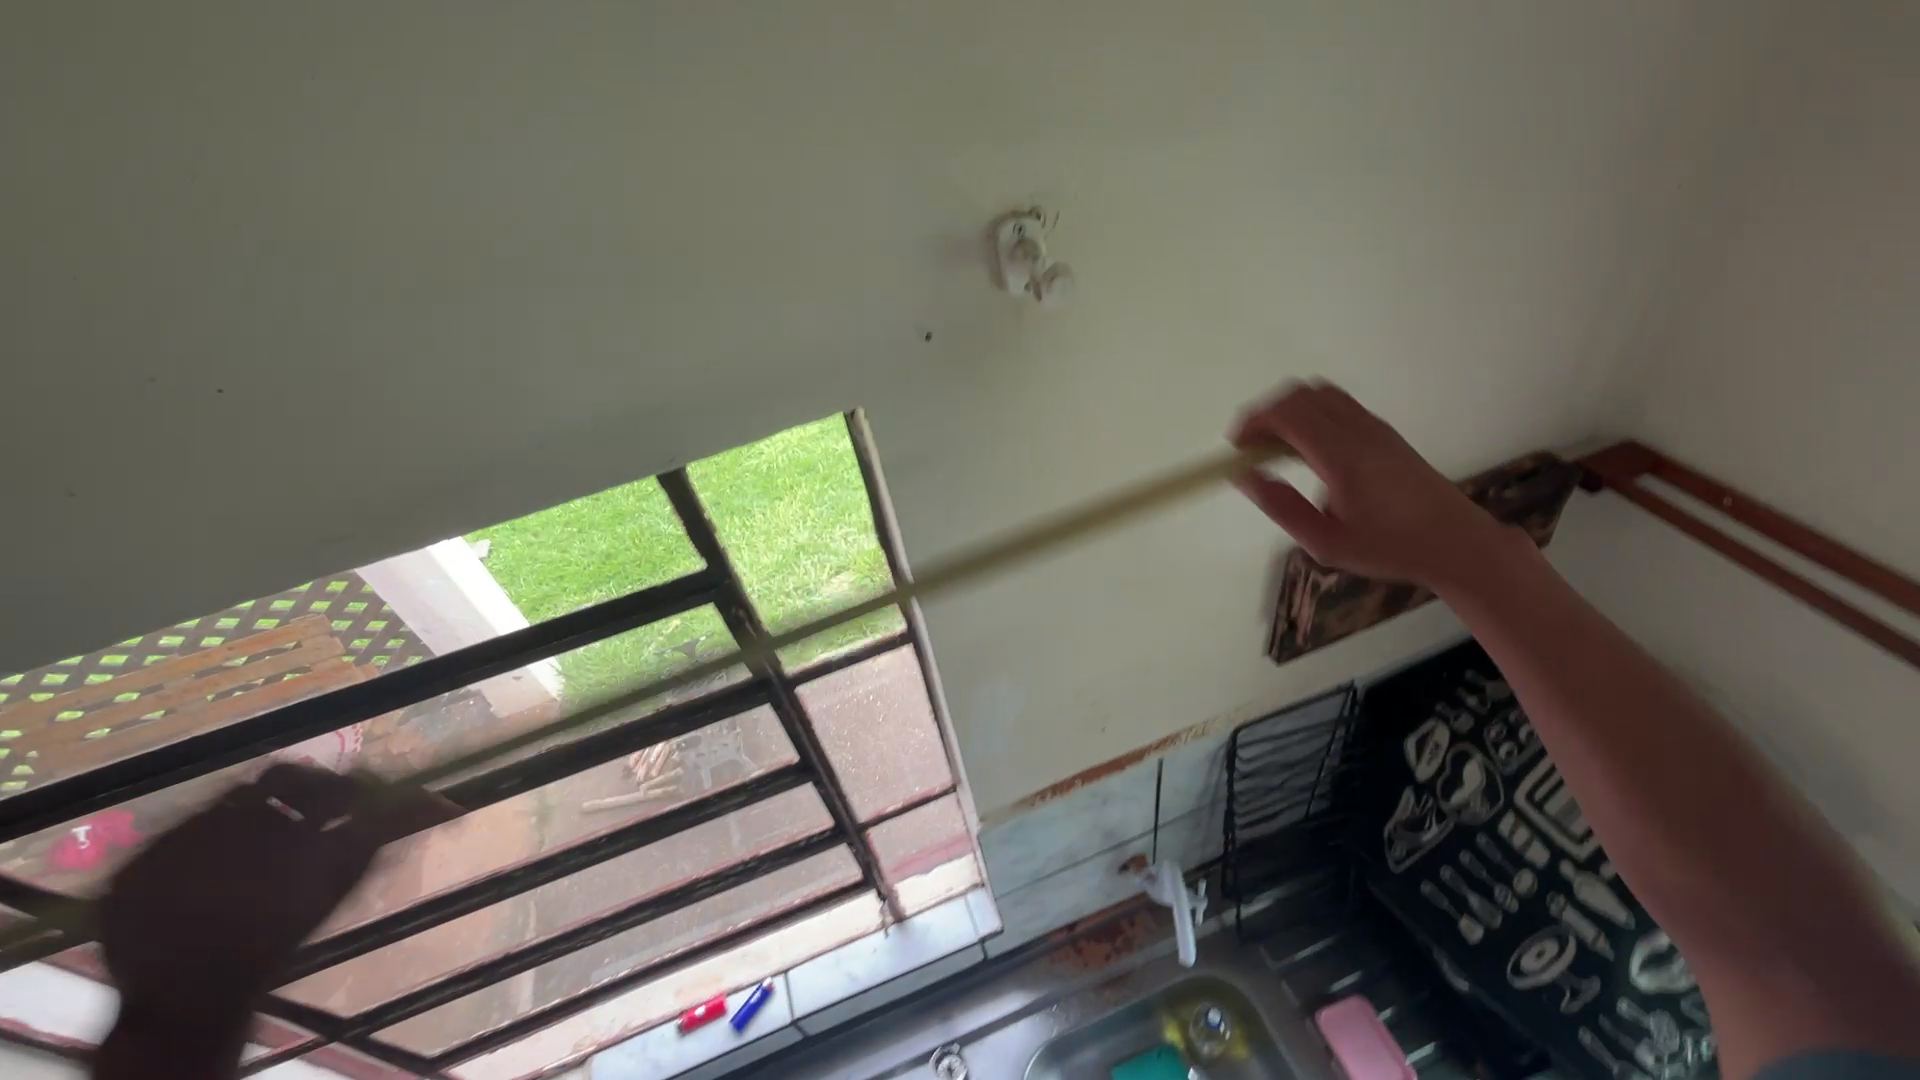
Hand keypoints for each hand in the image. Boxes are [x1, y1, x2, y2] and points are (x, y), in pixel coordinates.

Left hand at [100, 765, 453, 1029]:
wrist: (191, 998)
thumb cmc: (279, 937)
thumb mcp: (342, 881)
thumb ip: (388, 831)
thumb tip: (444, 798)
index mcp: (287, 832)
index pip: (318, 782)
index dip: (333, 788)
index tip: (341, 801)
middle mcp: (230, 829)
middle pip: (270, 783)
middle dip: (287, 797)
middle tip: (295, 819)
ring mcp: (174, 846)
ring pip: (221, 806)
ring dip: (240, 820)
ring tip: (246, 851)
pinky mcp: (132, 868)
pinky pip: (170, 837)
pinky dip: (191, 849)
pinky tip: (200, 877)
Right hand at [1230, 381, 1515, 589]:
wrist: (1456, 542)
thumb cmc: (1388, 548)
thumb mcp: (1324, 542)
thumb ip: (1281, 507)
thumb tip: (1245, 477)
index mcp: (1341, 455)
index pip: (1287, 413)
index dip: (1253, 422)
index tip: (1236, 448)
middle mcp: (1358, 430)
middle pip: (1301, 394)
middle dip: (1267, 414)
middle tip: (1252, 450)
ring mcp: (1375, 427)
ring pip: (1320, 394)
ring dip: (1290, 412)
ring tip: (1276, 450)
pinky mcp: (1384, 432)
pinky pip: (1338, 405)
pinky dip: (1311, 416)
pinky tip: (1307, 452)